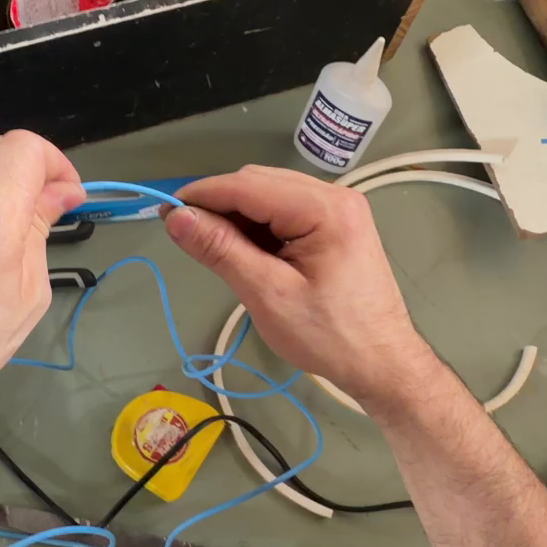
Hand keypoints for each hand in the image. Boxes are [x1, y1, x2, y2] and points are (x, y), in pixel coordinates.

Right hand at [164, 166, 443, 413]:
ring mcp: (338, 209)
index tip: (164, 213)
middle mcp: (334, 196)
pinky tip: (245, 252)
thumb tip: (176, 218)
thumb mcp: (267, 294)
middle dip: (219, 205)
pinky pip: (285, 212)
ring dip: (237, 216)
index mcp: (324, 208)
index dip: (202, 195)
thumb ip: (221, 250)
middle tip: (188, 238)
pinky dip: (258, 226)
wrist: (383, 364)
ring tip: (215, 250)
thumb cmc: (328, 335)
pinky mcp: (336, 226)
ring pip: (269, 195)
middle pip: (258, 183)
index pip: (247, 186)